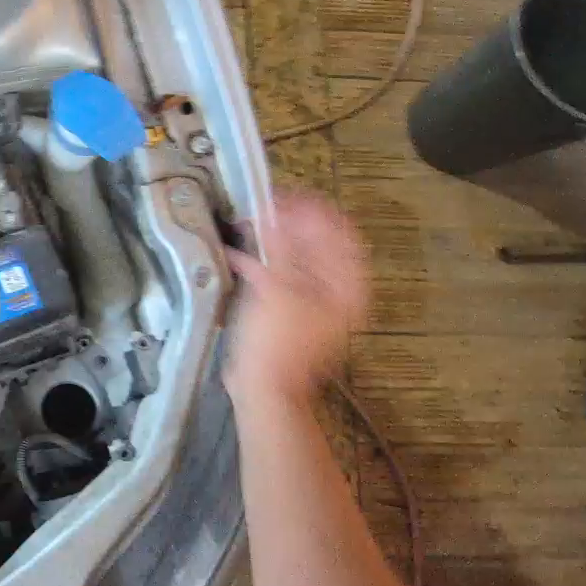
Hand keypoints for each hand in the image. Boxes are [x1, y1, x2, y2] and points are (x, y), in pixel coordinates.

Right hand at [222, 191, 368, 402]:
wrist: (264, 388)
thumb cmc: (279, 343)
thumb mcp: (280, 290)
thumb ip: (278, 249)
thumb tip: (272, 214)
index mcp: (347, 286)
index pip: (339, 234)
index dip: (313, 212)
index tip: (284, 196)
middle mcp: (337, 291)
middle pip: (318, 246)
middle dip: (290, 225)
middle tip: (262, 208)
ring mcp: (314, 303)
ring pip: (296, 260)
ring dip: (273, 242)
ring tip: (249, 226)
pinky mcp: (289, 312)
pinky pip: (279, 277)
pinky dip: (261, 264)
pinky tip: (238, 256)